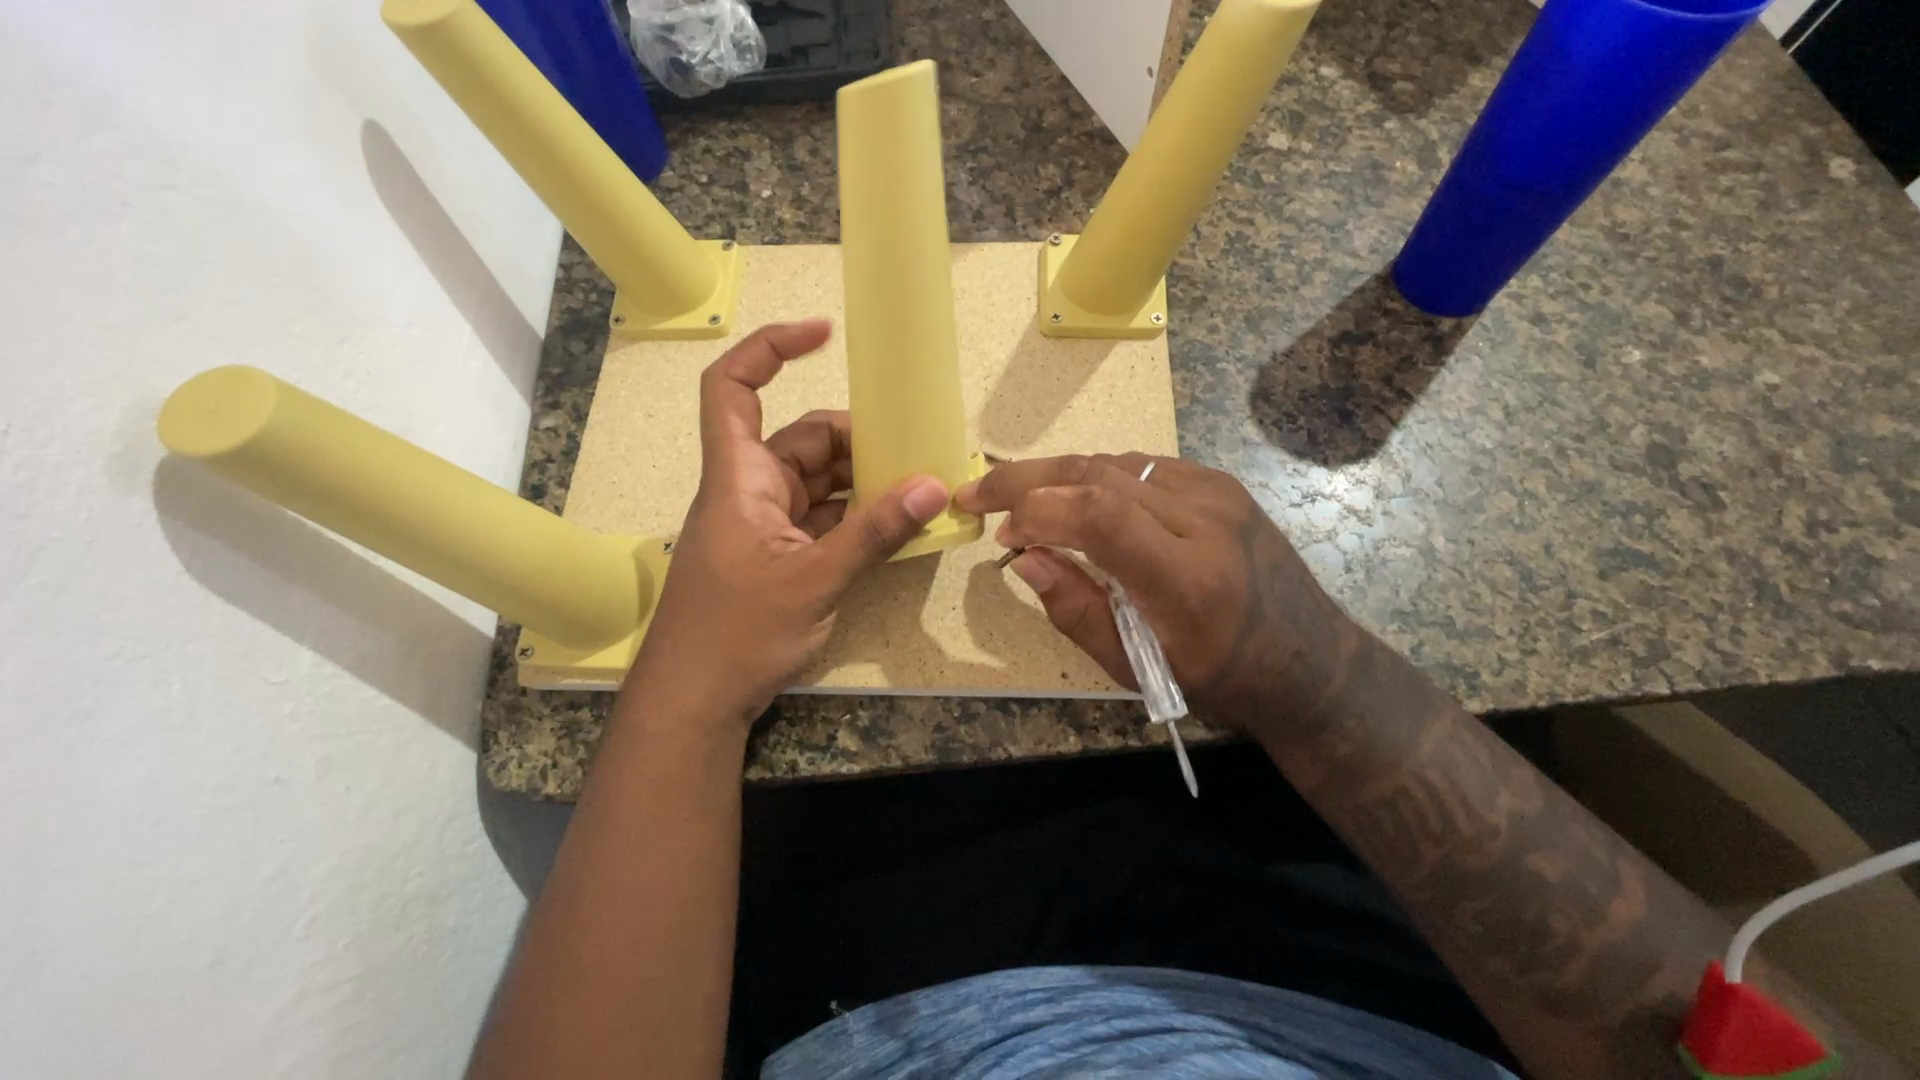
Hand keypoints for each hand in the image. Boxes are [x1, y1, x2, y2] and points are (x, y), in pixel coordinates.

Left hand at [624, 320, 950, 731]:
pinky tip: (896, 527)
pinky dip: (857, 519)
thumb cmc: (736, 634)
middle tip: (915, 454)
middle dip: (858, 441)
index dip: (770, 349)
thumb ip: (875, 533)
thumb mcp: (815, 581)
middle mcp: (750, 491)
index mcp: (739, 478)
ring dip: (864, 484)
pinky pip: (822, 519)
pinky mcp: (778, 557)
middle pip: (802, 439)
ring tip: (918, 490)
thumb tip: (934, 486)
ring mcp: (764, 526)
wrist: (695, 701)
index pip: (735, 389)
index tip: (823, 334)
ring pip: (818, 482)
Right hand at [955, 454, 1362, 736]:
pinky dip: (1097, 477)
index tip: (1000, 533)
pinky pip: (1144, 468)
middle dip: (1028, 479)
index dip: (1037, 511)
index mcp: (1188, 578)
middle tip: (979, 493)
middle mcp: (1206, 520)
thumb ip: (1076, 610)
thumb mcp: (1141, 666)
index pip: (1099, 515)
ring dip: (1059, 474)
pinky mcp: (1222, 485)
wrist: (1311, 660)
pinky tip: (1075, 497)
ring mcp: (1219, 494)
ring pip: (1117, 464)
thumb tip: (1022, 558)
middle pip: (1099, 475)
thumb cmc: (1222, 679)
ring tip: (1016, 496)